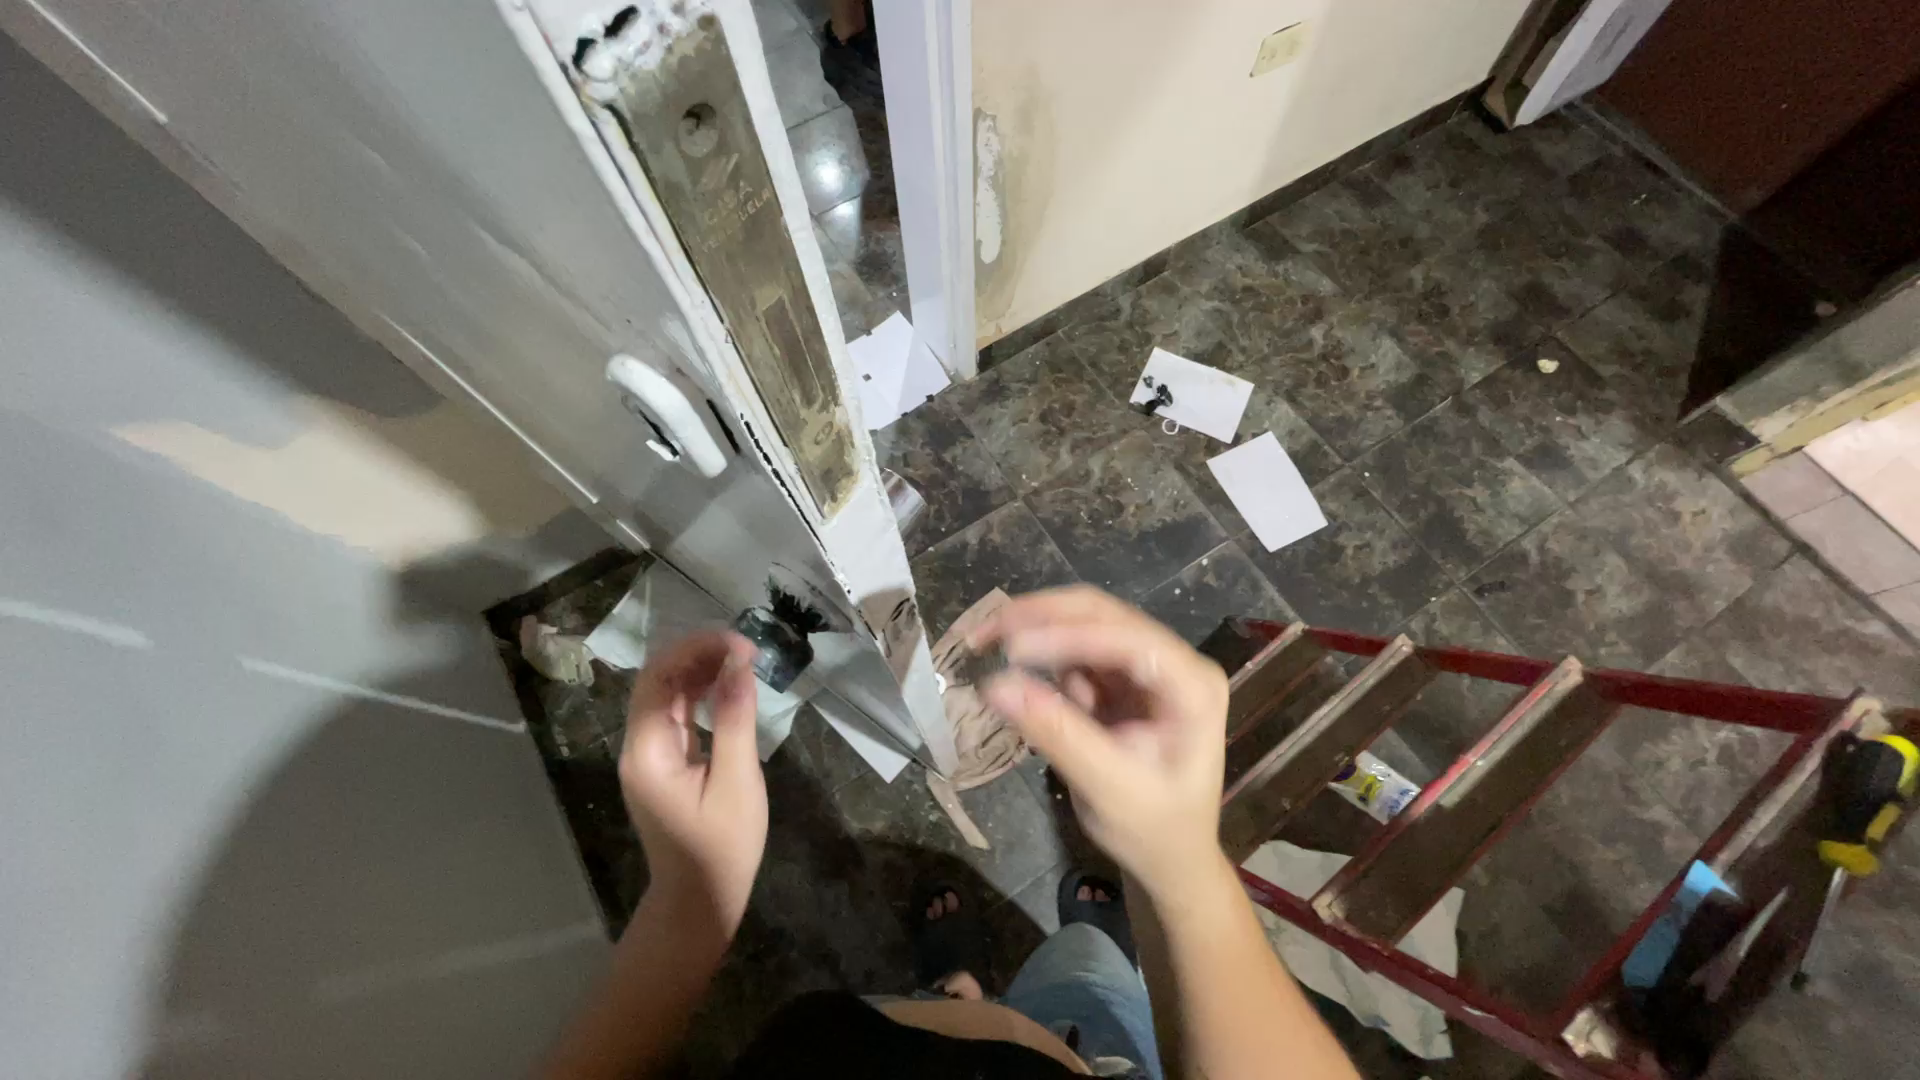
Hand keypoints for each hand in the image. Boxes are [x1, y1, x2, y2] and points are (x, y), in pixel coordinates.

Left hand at [618, 631, 766, 934]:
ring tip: (742, 658)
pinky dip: (700, 692)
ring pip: (665, 694)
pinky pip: (676, 713)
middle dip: (698, 653)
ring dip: (699, 669)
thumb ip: (735, 718)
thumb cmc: (723, 845)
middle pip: (657, 680)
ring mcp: (648, 755)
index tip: (741, 644)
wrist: (701, 899)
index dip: (696, 649)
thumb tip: (739, 663)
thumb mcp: (737, 781)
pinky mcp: (663, 762)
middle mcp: (639, 747)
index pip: (658, 678)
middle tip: (746, 647)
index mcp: (648, 751)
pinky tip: (728, 684)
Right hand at [973, 587, 1230, 900]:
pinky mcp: (1118, 677)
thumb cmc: (1152, 829)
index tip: (1012, 648)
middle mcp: (1172, 662)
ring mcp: (1144, 666)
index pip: (1130, 640)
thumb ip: (1056, 734)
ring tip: (986, 644)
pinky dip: (1041, 654)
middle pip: (1103, 616)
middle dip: (1042, 618)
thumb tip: (994, 686)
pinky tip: (1017, 673)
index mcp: (1192, 686)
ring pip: (1083, 623)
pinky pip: (1074, 650)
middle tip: (986, 631)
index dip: (1069, 636)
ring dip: (1035, 628)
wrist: (1169, 856)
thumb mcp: (1106, 788)